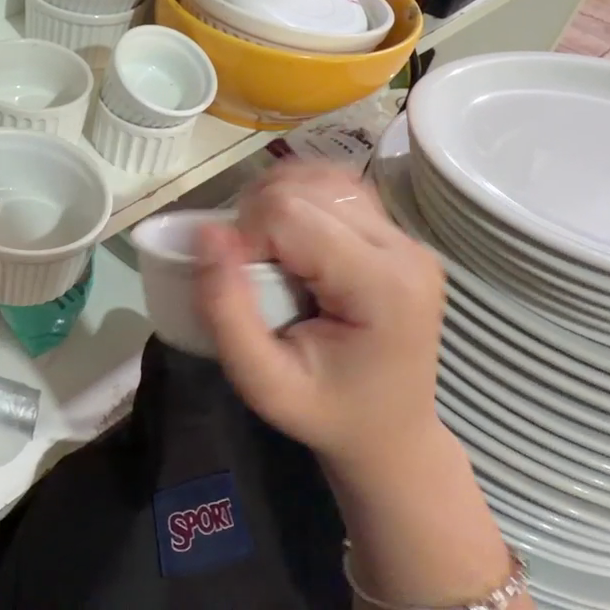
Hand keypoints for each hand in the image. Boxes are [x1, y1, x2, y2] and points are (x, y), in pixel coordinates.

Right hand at [191, 161, 444, 473]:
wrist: (391, 432)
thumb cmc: (326, 412)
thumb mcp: (262, 381)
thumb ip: (226, 310)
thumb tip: (205, 232)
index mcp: (381, 284)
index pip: (288, 213)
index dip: (243, 235)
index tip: (239, 283)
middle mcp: (402, 247)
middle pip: (300, 189)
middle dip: (255, 220)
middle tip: (251, 274)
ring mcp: (404, 236)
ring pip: (316, 177)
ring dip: (273, 203)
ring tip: (265, 252)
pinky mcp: (394, 233)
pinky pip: (333, 186)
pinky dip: (295, 197)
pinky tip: (285, 236)